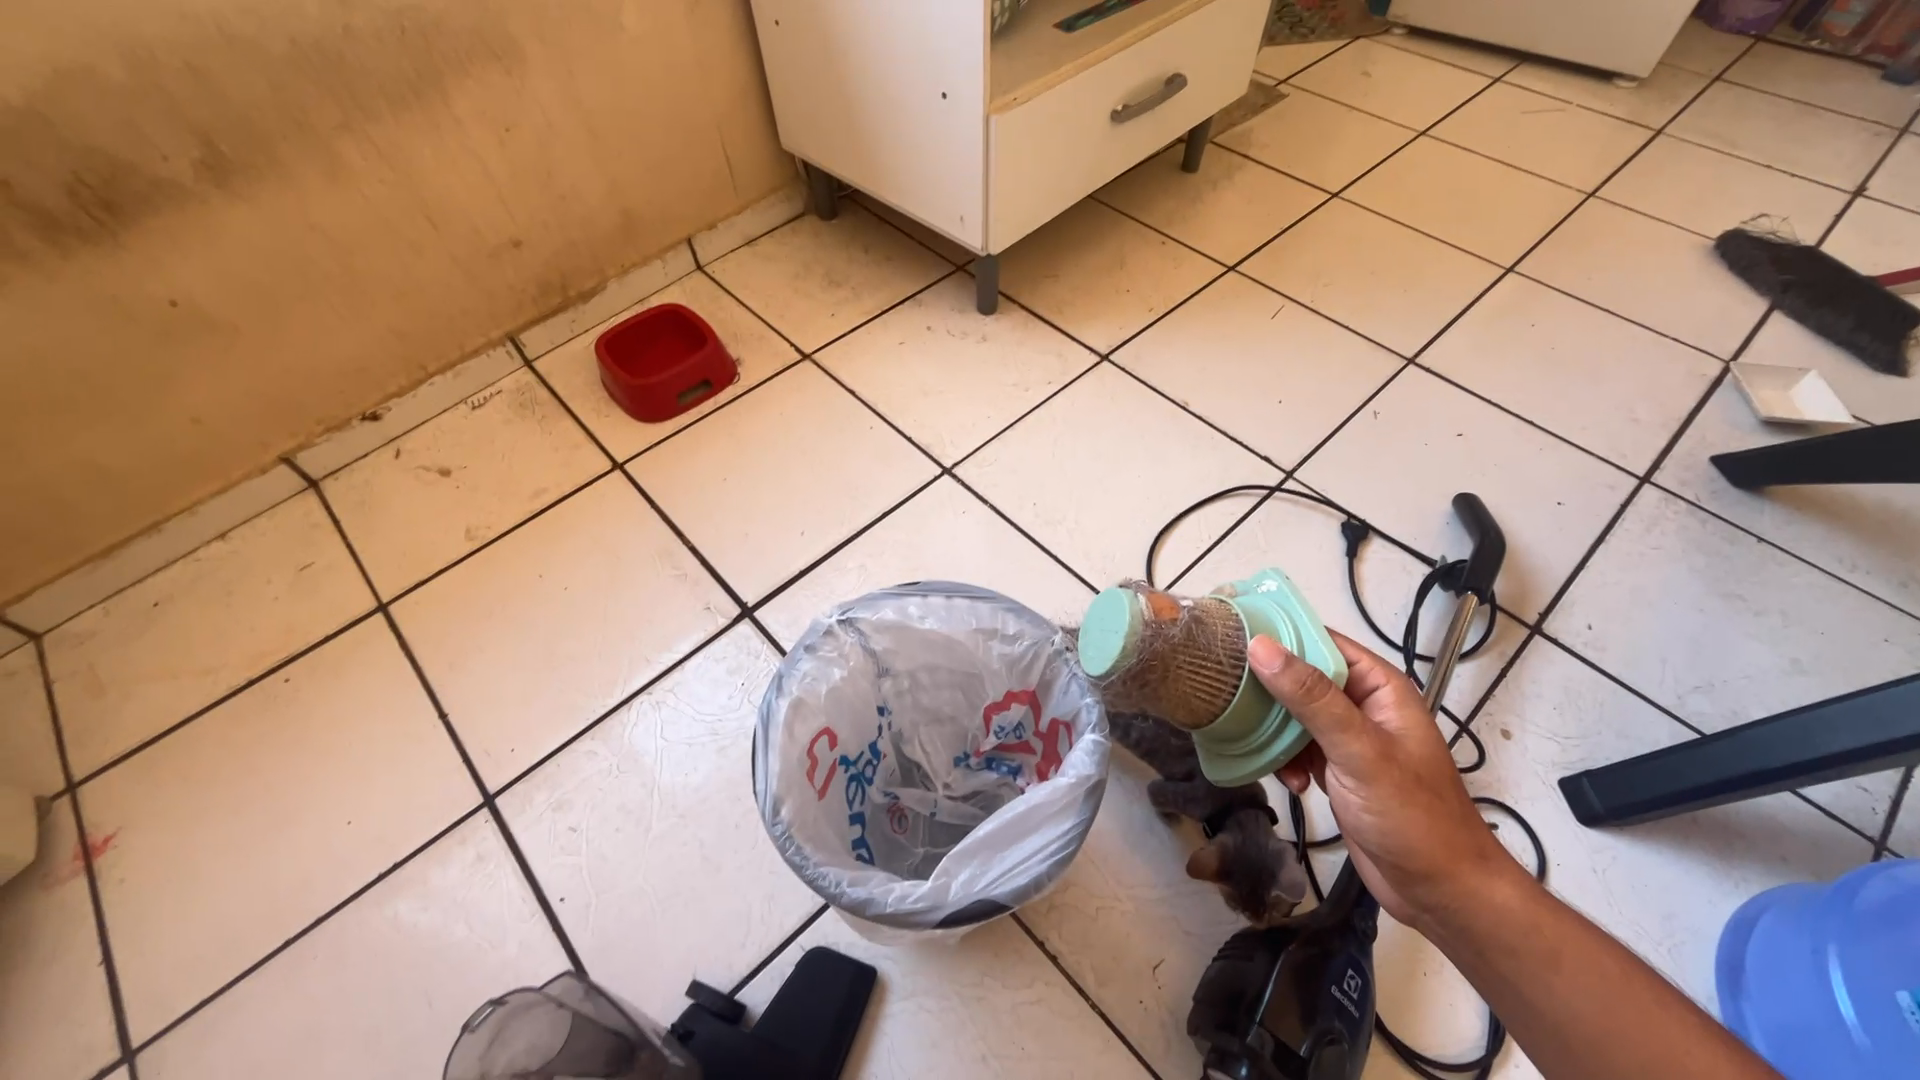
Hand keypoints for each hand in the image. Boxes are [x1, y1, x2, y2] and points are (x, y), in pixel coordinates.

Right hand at [1250, 631, 1517, 930]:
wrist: (1441, 891)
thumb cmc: (1411, 816)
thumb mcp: (1358, 751)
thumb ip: (1311, 698)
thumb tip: (1260, 646)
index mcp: (1378, 687)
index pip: (1321, 642)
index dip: (1279, 636)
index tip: (1230, 637)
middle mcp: (1363, 706)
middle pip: (1301, 678)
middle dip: (1267, 688)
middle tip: (1226, 693)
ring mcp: (1349, 740)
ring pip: (1294, 715)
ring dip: (1274, 732)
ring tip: (1263, 749)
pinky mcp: (1337, 771)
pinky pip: (1297, 749)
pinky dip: (1285, 761)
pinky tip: (1288, 783)